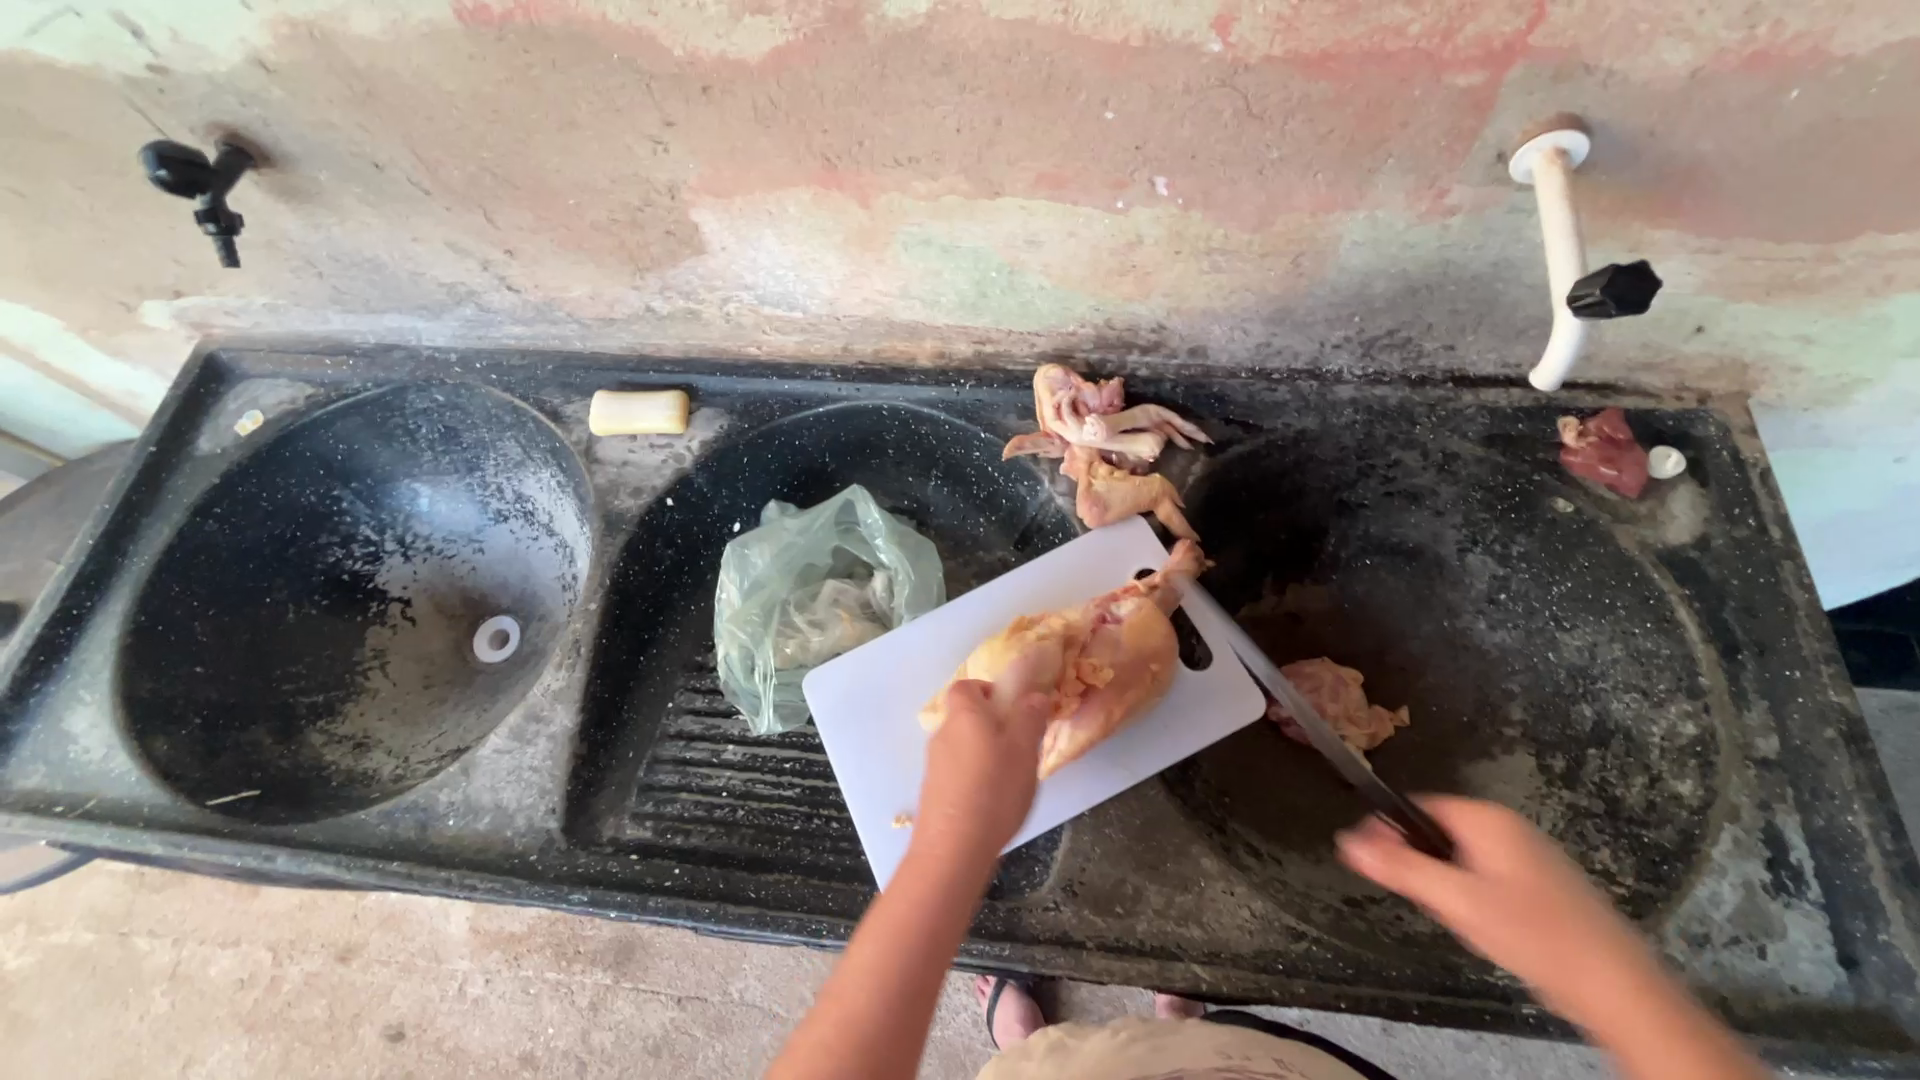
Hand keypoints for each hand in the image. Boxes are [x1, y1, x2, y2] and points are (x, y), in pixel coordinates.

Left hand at [912, 664, 1052, 870]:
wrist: (952, 849)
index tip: (1012, 708)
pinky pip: (956, 773)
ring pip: (962, 746)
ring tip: (1010, 779)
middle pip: (965, 717)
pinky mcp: (932, 792)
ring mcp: (933, 765)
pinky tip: (991, 802)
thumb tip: (1034, 695)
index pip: (966, 686)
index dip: (988, 691)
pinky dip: (973, 778)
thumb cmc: (994, 790)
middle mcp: (942, 734)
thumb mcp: (1024, 750)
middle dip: (991, 726)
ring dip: (983, 754)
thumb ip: (1030, 718)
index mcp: (964, 715)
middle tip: (1020, 747)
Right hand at [1337, 796, 1655, 1016]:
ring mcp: (1528, 853)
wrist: (1616, 987)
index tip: (1373, 863)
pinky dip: (1474, 896)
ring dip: (1447, 885)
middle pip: (1437, 832)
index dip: (1388, 832)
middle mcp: (1507, 826)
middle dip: (1423, 865)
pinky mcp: (1541, 882)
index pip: (1415, 807)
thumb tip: (1346, 839)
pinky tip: (1487, 928)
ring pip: (1460, 857)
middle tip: (1427, 901)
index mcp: (1485, 818)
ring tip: (1460, 919)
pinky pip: (1486, 875)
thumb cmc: (1532, 934)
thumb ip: (1398, 866)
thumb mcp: (1455, 900)